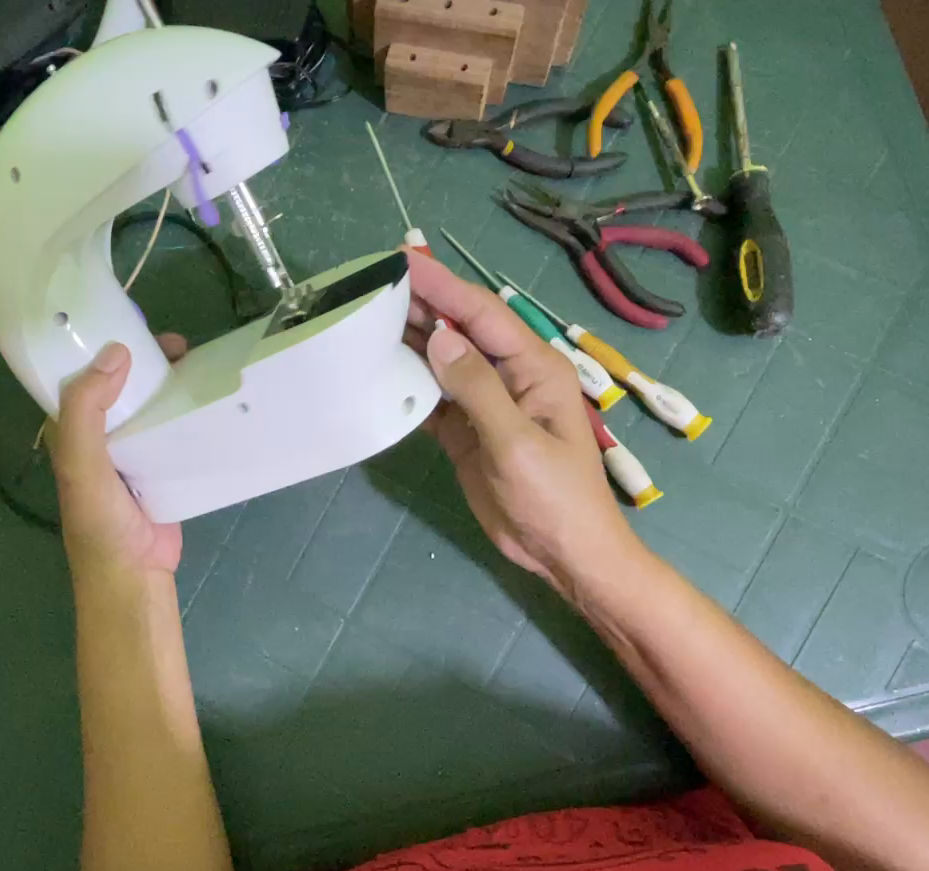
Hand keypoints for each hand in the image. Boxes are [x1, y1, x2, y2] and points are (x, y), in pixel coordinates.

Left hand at [49, 336, 187, 579]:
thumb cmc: (101, 521)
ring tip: (198, 363)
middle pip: (123, 386)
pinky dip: (188, 412)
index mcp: (73, 430)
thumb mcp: (82, 463)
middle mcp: (102, 436)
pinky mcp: (162, 468)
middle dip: (146, 359)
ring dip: (171, 382)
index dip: (101, 345)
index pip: (82, 376)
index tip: (132, 323)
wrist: (135, 574)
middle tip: (178, 345)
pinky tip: (210, 399)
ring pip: (151, 405)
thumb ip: (86, 411)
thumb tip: (116, 353)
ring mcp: (134, 453)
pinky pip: (174, 431)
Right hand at [403, 250, 638, 595]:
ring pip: (442, 363)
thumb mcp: (517, 441)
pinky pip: (433, 400)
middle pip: (459, 331)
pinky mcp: (466, 434)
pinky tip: (380, 373)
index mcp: (532, 366)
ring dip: (409, 343)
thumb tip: (438, 336)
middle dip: (421, 305)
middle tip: (372, 284)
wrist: (561, 551)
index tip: (402, 260)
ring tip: (367, 318)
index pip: (482, 313)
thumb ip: (478, 388)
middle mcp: (507, 376)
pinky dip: (409, 387)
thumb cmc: (555, 496)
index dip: (442, 285)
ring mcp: (485, 406)